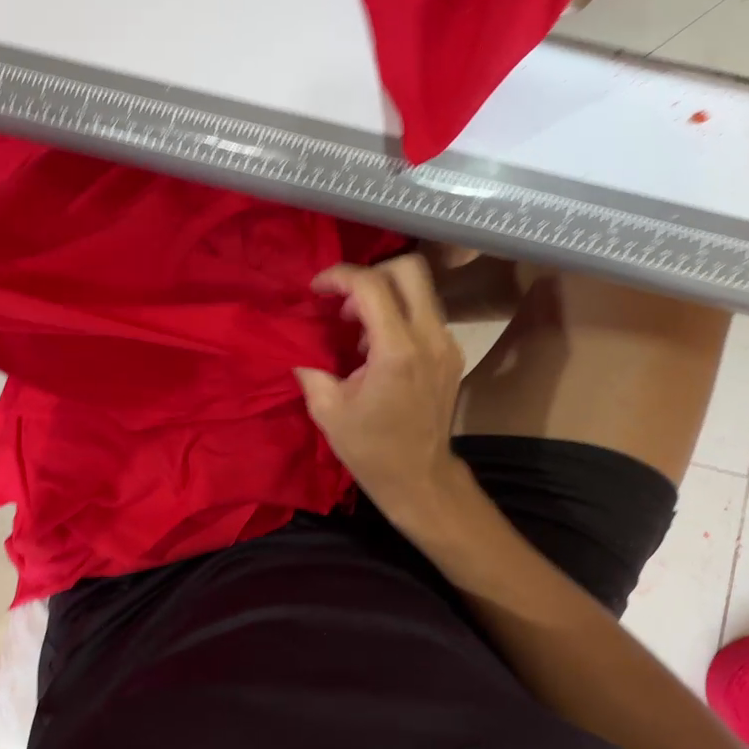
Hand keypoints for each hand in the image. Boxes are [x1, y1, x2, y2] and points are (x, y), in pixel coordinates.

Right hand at [295, 255, 466, 522]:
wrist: (420, 479)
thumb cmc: (371, 449)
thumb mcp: (327, 409)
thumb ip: (311, 367)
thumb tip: (297, 342)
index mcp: (397, 351)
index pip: (372, 286)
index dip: (339, 276)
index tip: (316, 289)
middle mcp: (429, 338)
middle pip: (408, 270)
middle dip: (370, 273)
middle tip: (343, 299)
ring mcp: (446, 344)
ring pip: (420, 289)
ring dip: (384, 294)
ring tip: (356, 324)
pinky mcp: (451, 353)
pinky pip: (425, 313)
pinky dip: (398, 314)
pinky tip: (376, 344)